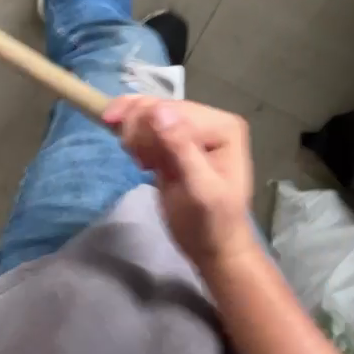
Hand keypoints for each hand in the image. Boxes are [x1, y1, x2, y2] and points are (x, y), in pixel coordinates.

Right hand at [104, 96, 256, 269]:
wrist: (211, 247)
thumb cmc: (210, 223)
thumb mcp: (199, 190)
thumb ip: (181, 148)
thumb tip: (159, 110)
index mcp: (223, 126)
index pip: (174, 109)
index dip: (146, 122)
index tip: (130, 151)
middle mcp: (210, 119)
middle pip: (159, 105)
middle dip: (139, 129)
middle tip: (139, 160)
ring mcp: (192, 127)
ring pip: (148, 111)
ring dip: (135, 133)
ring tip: (142, 161)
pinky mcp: (176, 138)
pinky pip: (146, 123)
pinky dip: (135, 137)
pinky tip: (142, 159)